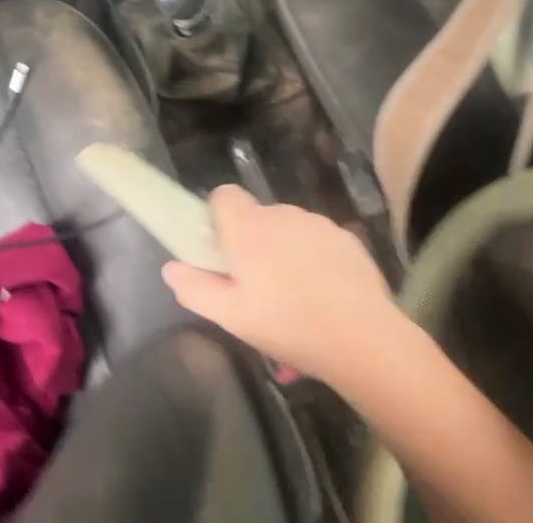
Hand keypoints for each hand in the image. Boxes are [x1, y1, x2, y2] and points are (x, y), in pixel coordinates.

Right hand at [161, 186, 401, 385]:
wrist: (362, 338)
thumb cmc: (287, 325)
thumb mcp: (232, 317)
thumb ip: (195, 288)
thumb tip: (170, 267)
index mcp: (248, 228)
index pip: (224, 195)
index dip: (219, 218)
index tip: (224, 253)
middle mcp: (281, 214)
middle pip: (257, 216)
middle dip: (253, 243)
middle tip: (258, 287)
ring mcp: (317, 223)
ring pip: (288, 229)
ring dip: (284, 250)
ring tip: (294, 295)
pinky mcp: (346, 237)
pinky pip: (318, 239)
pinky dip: (315, 258)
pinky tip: (324, 294)